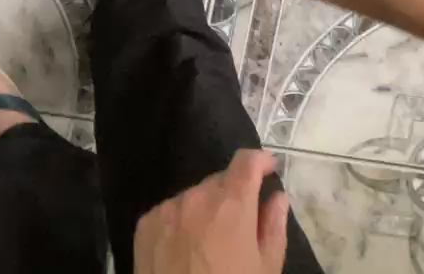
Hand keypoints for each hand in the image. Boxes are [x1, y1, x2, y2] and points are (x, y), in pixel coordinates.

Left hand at [134, 149, 289, 273]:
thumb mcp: (265, 270)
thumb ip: (273, 227)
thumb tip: (277, 197)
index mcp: (231, 204)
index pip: (246, 161)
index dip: (260, 161)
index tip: (269, 168)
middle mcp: (197, 196)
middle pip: (220, 181)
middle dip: (233, 195)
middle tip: (240, 226)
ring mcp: (168, 207)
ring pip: (194, 196)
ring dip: (206, 209)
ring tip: (210, 245)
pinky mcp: (146, 223)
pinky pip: (170, 211)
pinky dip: (181, 223)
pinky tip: (185, 252)